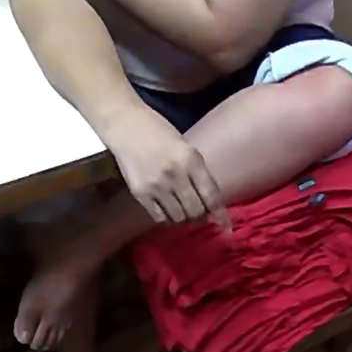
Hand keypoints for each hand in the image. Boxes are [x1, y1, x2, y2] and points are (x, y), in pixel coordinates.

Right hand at [102, 107, 222, 224]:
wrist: (124, 124)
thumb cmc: (159, 133)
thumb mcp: (187, 148)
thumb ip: (199, 174)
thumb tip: (211, 204)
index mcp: (191, 160)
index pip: (211, 196)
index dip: (221, 215)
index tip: (227, 227)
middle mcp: (175, 174)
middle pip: (196, 211)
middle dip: (200, 216)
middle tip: (198, 212)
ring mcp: (156, 185)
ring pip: (179, 218)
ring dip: (184, 219)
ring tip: (182, 210)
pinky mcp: (140, 193)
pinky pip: (160, 218)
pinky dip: (168, 218)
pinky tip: (167, 210)